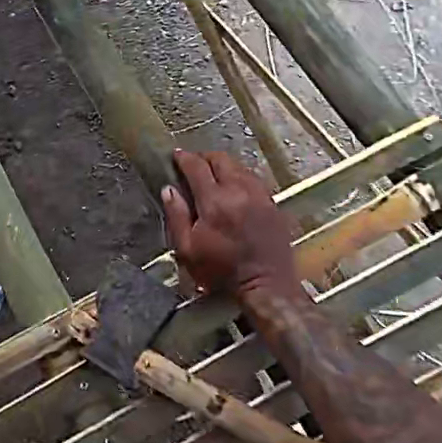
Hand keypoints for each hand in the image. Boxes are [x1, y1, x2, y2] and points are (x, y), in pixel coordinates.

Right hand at [161, 149, 297, 299]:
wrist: (267, 286)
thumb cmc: (222, 272)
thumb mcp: (187, 249)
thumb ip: (176, 215)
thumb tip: (169, 189)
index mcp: (214, 202)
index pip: (196, 166)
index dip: (184, 158)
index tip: (176, 156)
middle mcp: (238, 191)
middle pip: (220, 159)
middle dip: (204, 157)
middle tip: (194, 165)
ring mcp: (259, 196)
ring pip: (239, 166)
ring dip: (223, 166)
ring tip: (213, 176)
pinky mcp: (273, 204)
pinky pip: (254, 179)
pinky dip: (240, 178)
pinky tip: (234, 190)